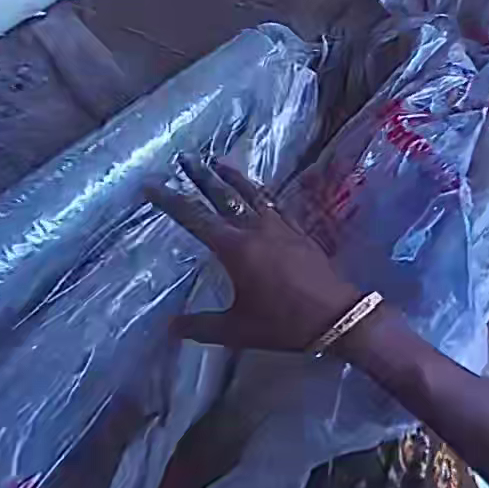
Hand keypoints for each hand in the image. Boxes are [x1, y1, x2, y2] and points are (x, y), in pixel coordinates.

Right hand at [146, 155, 363, 351]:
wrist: (336, 316)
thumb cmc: (284, 323)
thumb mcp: (237, 330)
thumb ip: (202, 326)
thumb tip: (171, 327)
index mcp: (236, 249)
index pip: (196, 218)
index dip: (171, 201)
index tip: (152, 185)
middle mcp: (257, 230)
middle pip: (225, 196)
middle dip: (202, 176)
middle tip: (186, 158)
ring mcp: (282, 228)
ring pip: (254, 194)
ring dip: (235, 178)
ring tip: (219, 163)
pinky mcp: (300, 233)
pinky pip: (277, 206)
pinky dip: (262, 194)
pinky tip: (260, 192)